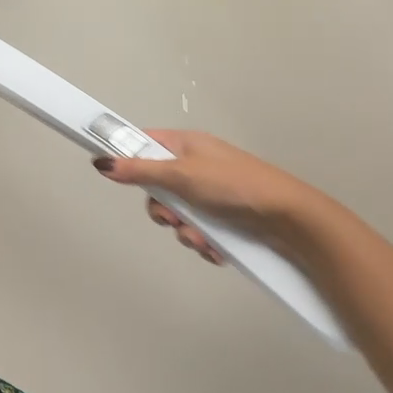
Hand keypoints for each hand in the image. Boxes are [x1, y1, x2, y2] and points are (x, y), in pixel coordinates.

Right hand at [92, 130, 329, 264]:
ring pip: (178, 214)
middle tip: (171, 217)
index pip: (143, 143)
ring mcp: (212, 194)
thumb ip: (139, 170)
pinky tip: (214, 249)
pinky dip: (202, 242)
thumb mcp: (181, 175)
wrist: (293, 219)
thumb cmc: (234, 185)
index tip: (117, 175)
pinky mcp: (227, 220)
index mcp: (186, 145)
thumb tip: (100, 161)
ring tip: (201, 239)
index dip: (128, 158)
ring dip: (184, 230)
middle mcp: (196, 166)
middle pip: (157, 186)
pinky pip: (199, 231)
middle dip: (162, 209)